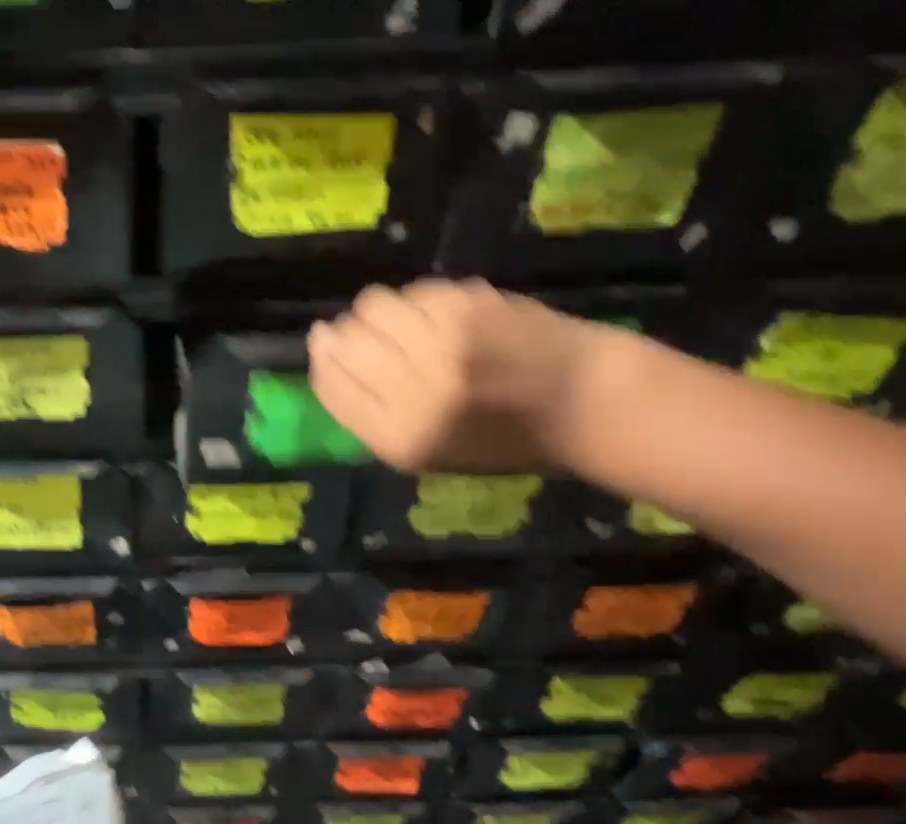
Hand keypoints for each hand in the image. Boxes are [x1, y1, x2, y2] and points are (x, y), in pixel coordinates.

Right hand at [307, 278, 606, 472]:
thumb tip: (321, 343)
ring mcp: (443, 344)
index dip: (325, 360)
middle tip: (381, 341)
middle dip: (351, 334)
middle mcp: (415, 392)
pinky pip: (416, 290)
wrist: (583, 404)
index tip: (330, 347)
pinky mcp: (471, 305)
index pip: (331, 384)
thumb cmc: (497, 438)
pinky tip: (447, 317)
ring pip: (374, 305)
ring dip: (384, 313)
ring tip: (414, 328)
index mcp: (399, 438)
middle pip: (346, 340)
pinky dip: (420, 300)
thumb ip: (366, 407)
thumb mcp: (423, 450)